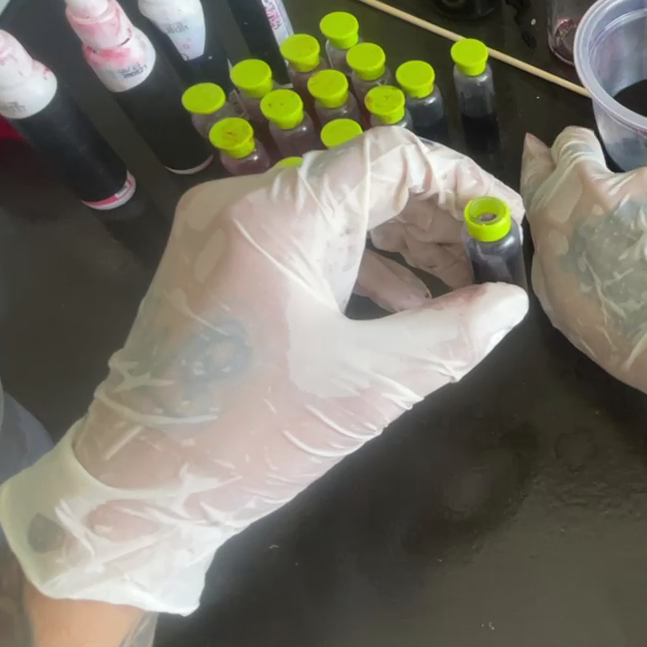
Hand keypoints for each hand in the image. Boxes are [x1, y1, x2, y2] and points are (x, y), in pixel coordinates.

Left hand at [0, 127, 527, 612]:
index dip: (463, 181)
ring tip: (461, 290)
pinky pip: (315, 241)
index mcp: (279, 218)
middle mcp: (247, 204)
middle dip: (442, 218)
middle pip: (370, 178)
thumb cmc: (251, 436)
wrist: (134, 490)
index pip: (393, 157)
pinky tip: (409, 306)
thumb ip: (454, 335)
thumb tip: (511, 302)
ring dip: (410, 242)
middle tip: (490, 266)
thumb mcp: (370, 387)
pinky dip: (369, 264)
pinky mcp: (227, 261)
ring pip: (345, 209)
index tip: (507, 226)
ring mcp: (230, 231)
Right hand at [520, 127, 646, 444]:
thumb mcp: (559, 298)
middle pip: (579, 147)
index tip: (545, 162)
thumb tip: (558, 225)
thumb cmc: (617, 328)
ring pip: (632, 184)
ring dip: (634, 207)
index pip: (539, 164)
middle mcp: (600, 183)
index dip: (541, 162)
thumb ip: (552, 248)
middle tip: (595, 203)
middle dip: (580, 162)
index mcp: (558, 211)